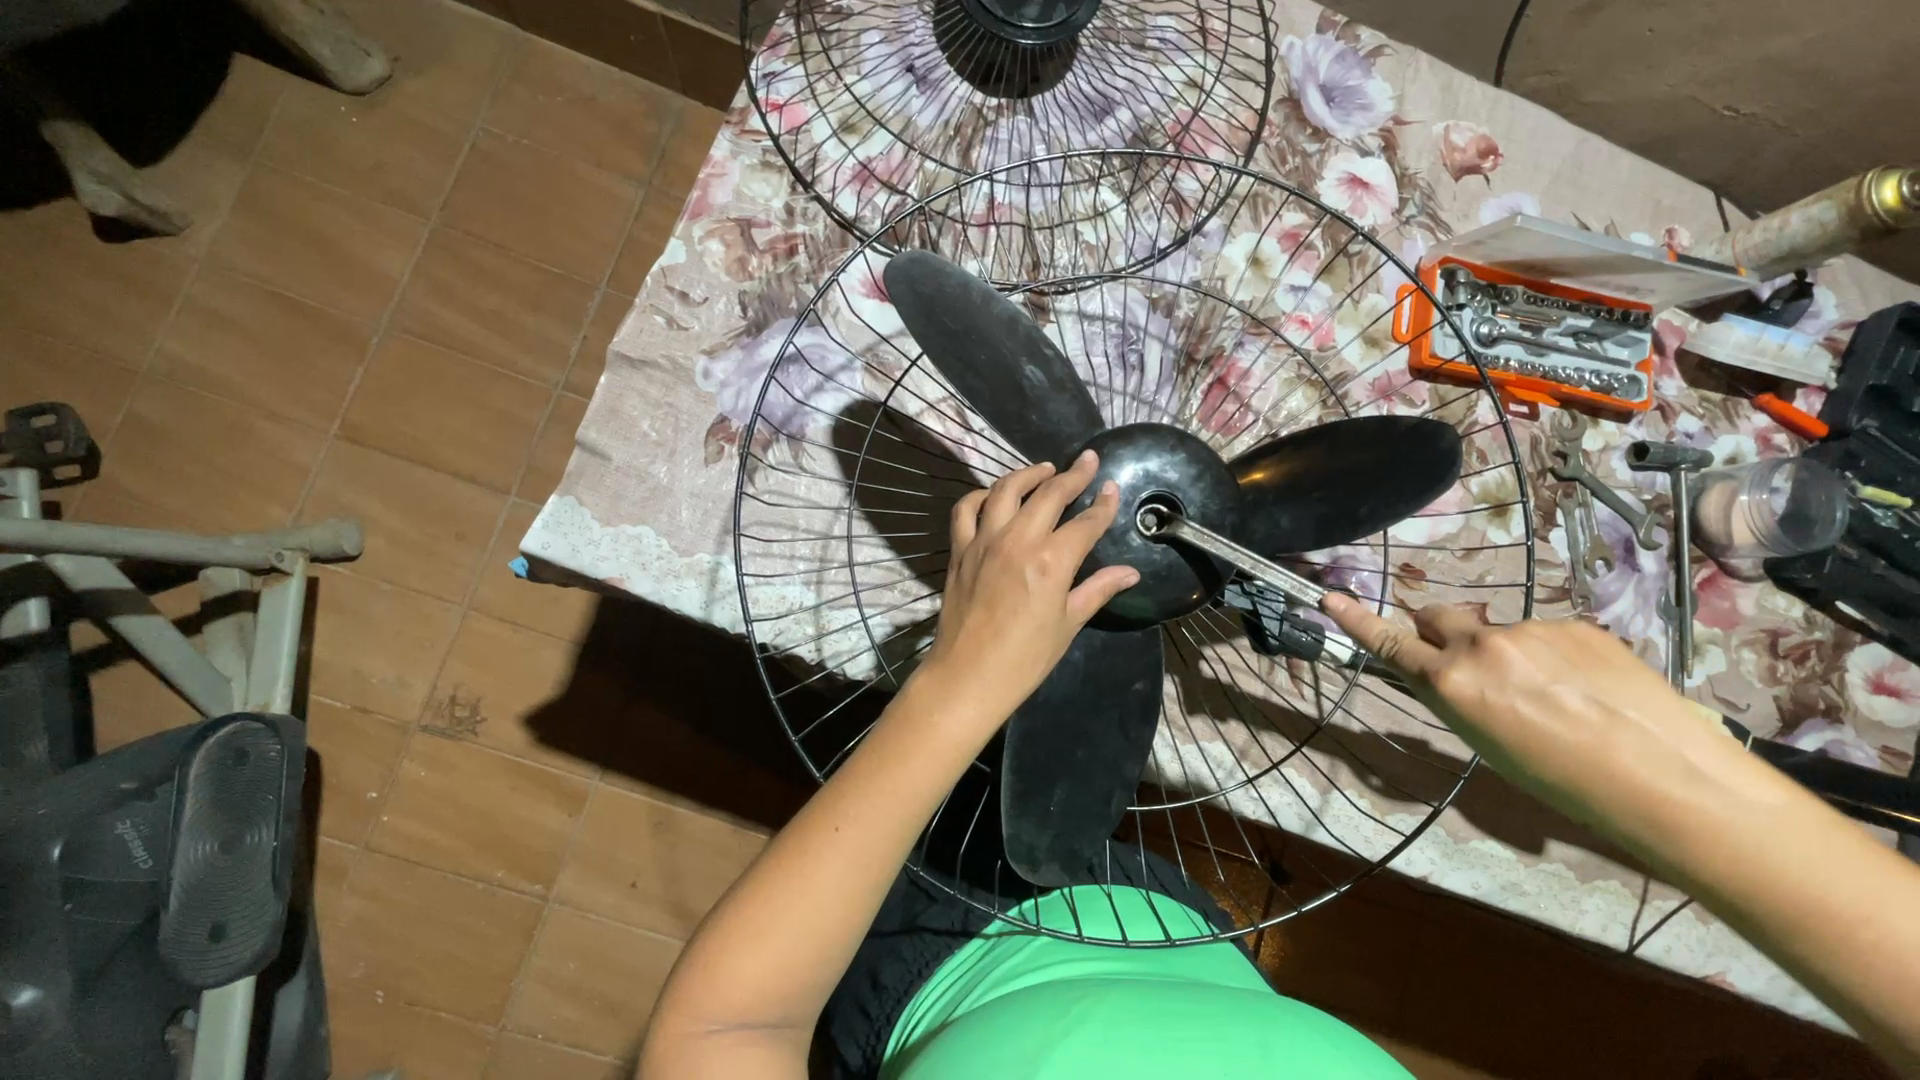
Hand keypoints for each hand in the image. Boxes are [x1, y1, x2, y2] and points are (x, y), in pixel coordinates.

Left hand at [918, 451, 1140, 725]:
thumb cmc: (1025, 659)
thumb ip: (1097, 590)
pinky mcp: (959, 550)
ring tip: (1045, 469)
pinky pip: (966, 509)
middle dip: (1073, 475)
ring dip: (1028, 474)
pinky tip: (993, 495)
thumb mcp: (1068, 624)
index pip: (1085, 523)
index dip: (1103, 504)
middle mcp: (1018, 541)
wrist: (967, 676)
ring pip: (1006, 490)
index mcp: (1052, 561)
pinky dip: (981, 496)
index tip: (1112, 487)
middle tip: (1088, 461)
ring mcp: (984, 541)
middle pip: (1049, 494)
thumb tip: (1130, 572)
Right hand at [1320, 594, 1736, 827]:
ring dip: (1508, 653)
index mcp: (1452, 682)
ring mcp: (1532, 629)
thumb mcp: (1488, 745)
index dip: (1356, 621)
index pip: (1391, 644)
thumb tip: (1454, 678)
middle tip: (1465, 666)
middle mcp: (1482, 645)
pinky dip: (1553, 656)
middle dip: (1439, 634)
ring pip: (1499, 632)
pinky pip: (1547, 634)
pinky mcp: (1577, 625)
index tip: (1329, 598)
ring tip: (1556, 697)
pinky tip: (1588, 689)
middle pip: (1438, 618)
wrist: (1666, 778)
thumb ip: (1458, 699)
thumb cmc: (1564, 783)